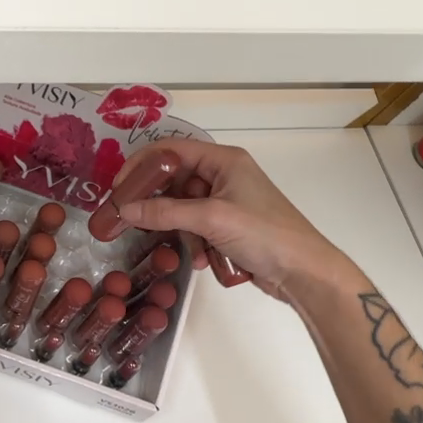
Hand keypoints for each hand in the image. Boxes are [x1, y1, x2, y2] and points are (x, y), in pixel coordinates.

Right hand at [114, 140, 362, 303]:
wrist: (304, 272)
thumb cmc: (263, 234)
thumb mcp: (210, 219)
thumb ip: (164, 213)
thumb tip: (123, 210)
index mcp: (223, 160)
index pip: (171, 150)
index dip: (142, 165)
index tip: (118, 188)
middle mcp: (223, 175)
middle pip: (174, 181)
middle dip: (157, 204)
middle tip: (132, 221)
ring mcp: (226, 201)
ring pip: (182, 208)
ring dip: (180, 230)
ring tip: (187, 248)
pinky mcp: (228, 225)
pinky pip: (195, 227)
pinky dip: (194, 243)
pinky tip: (204, 260)